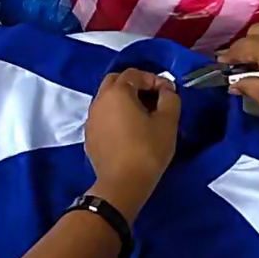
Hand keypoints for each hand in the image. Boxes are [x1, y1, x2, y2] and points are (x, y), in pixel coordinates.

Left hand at [84, 69, 179, 216]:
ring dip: (124, 99)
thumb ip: (170, 99)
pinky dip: (115, 114)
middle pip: (116, 81)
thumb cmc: (147, 150)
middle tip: (154, 99)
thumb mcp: (167, 122)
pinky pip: (102, 116)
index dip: (154, 79)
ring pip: (107, 98)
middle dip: (136, 85)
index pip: (135, 74)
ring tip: (143, 114)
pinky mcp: (88, 135)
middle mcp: (98, 100)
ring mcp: (90, 118)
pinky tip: (129, 130)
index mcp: (116, 92)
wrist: (122, 184)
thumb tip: (166, 90)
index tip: (169, 94)